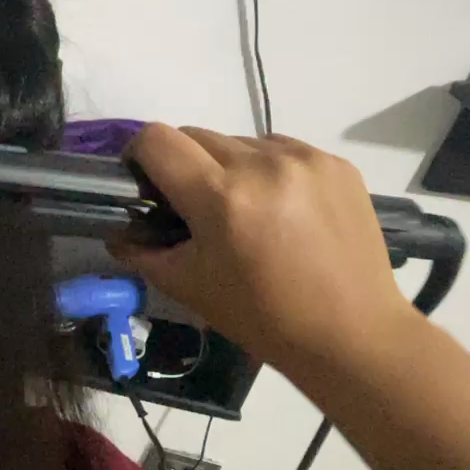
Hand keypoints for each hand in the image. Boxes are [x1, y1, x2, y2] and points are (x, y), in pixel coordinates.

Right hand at [112, 125, 420, 370]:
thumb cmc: (259, 316)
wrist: (351, 334)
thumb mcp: (185, 286)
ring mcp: (305, 159)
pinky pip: (281, 150)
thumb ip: (140, 251)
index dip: (139, 154)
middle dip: (183, 165)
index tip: (143, 181)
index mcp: (220, 196)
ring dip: (227, 166)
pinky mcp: (337, 164)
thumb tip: (118, 231)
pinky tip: (279, 210)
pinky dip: (267, 171)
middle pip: (196, 135)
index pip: (158, 140)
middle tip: (191, 207)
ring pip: (239, 141)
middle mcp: (262, 164)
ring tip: (242, 210)